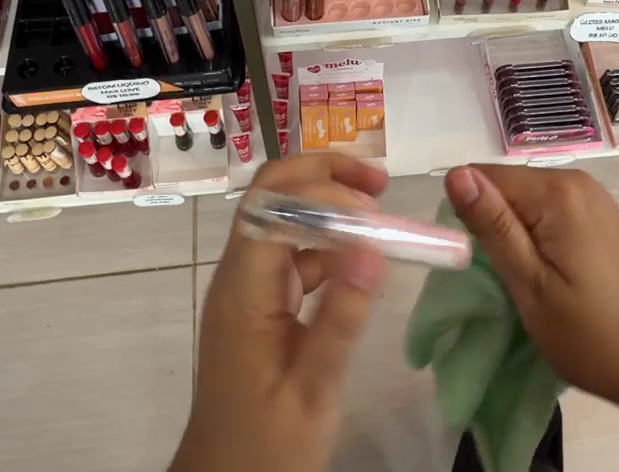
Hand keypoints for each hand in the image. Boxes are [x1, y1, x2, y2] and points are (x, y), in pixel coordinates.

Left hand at [170, 154, 389, 471]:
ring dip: (327, 202)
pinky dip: (328, 242)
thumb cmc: (266, 448)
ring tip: (379, 209)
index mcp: (243, 289)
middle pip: (271, 193)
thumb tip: (374, 249)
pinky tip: (362, 256)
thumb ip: (342, 318)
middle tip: (378, 180)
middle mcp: (238, 273)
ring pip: (281, 216)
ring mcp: (247, 285)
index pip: (275, 208)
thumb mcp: (313, 389)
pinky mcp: (260, 301)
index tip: (377, 210)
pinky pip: (291, 251)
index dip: (325, 193)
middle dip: (323, 173)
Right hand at [444, 164, 618, 435]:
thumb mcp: (530, 286)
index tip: (475, 257)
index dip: (469, 214)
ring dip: (515, 231)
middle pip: (507, 184)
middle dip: (493, 222)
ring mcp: (593, 196)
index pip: (484, 176)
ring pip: (526, 197)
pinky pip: (550, 208)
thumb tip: (455, 174)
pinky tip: (550, 271)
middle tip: (502, 276)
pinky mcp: (601, 214)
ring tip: (525, 277)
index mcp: (556, 192)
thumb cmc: (592, 336)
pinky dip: (538, 233)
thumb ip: (492, 225)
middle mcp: (576, 180)